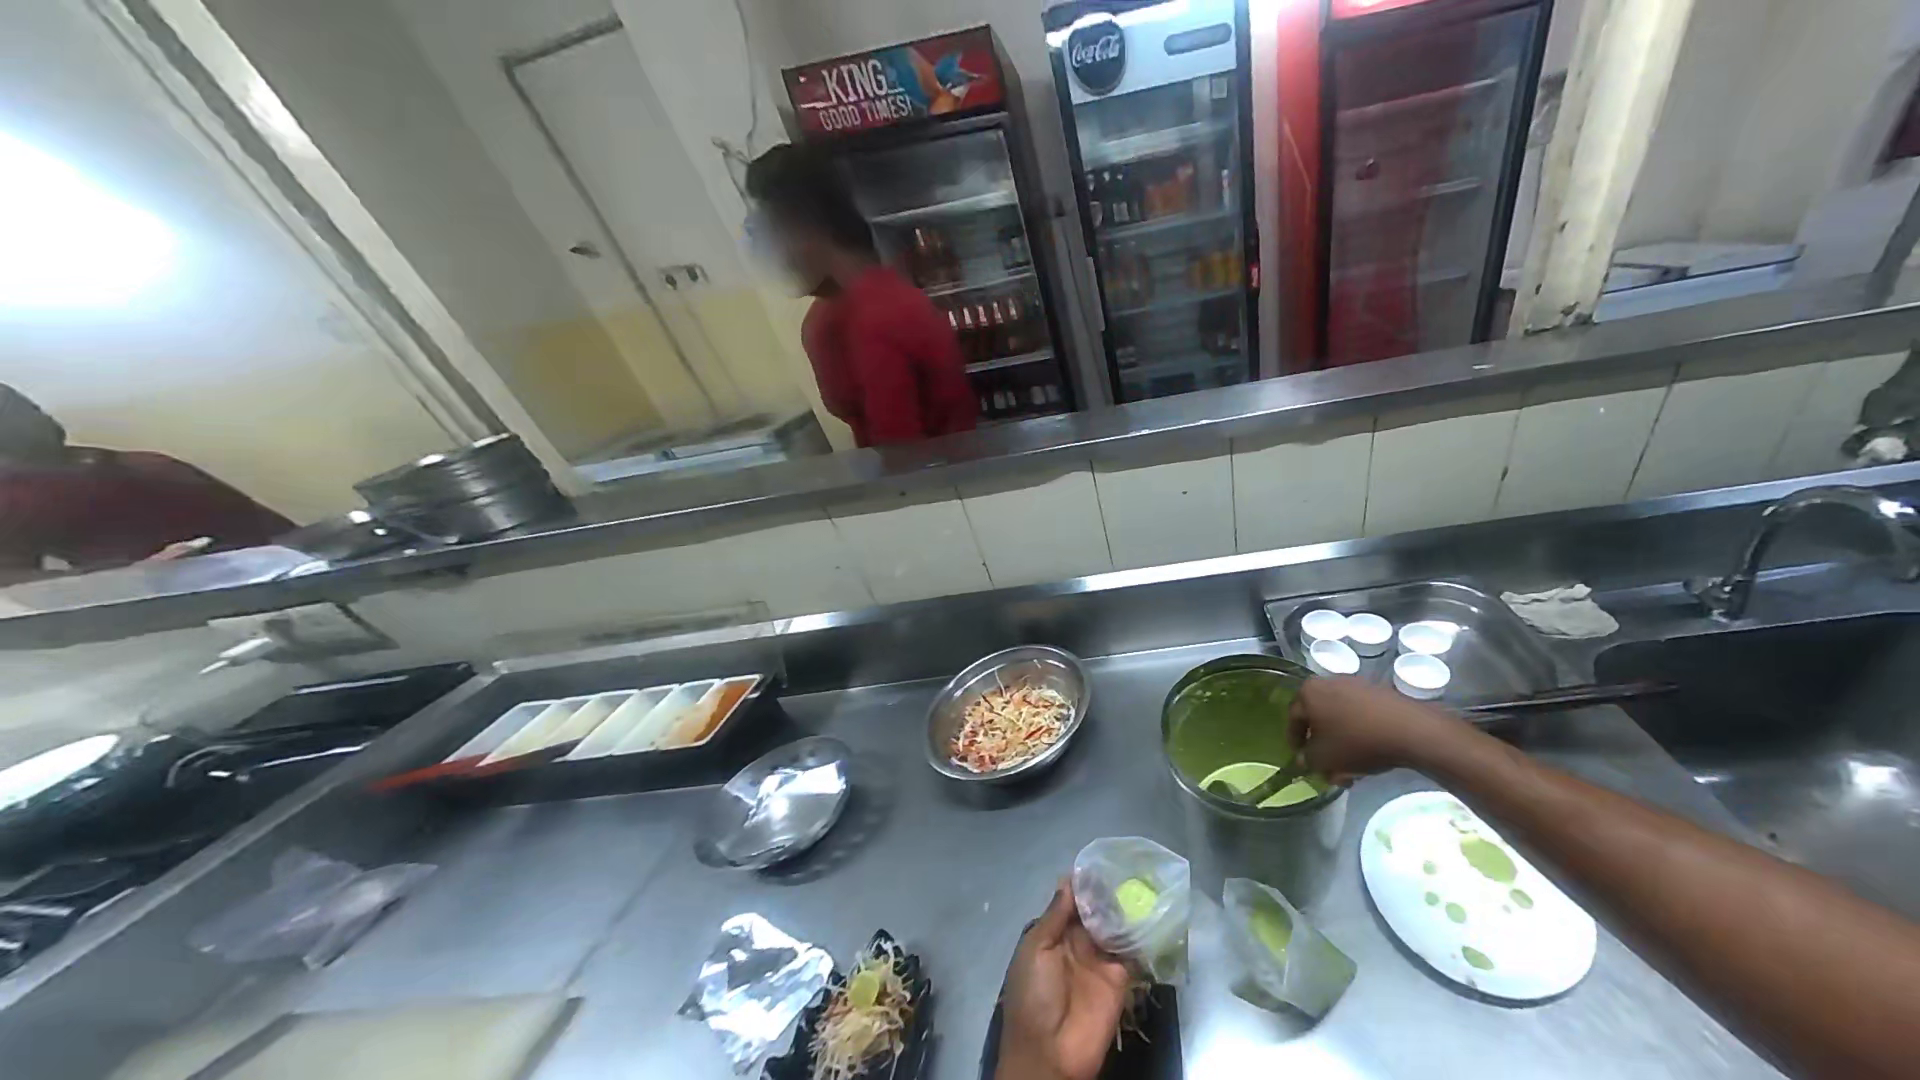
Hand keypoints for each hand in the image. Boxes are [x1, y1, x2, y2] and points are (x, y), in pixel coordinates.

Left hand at [994, 879, 1130, 1079]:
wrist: (1049, 1053)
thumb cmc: (1032, 996)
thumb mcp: (1036, 949)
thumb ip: (1056, 915)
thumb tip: (1069, 879)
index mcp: (1053, 934)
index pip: (1071, 901)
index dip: (1083, 884)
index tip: (1100, 861)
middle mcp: (1078, 942)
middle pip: (1095, 911)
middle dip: (1107, 892)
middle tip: (1126, 867)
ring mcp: (1100, 960)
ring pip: (1114, 927)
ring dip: (1123, 909)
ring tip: (1140, 882)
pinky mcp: (1121, 979)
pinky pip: (1131, 952)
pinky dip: (1139, 934)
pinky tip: (1149, 913)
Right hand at [1288, 676, 1475, 782]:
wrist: (1412, 731)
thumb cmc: (1357, 742)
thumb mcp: (1323, 759)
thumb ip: (1307, 759)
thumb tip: (1305, 758)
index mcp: (1308, 692)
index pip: (1293, 718)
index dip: (1295, 741)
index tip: (1300, 757)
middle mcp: (1328, 682)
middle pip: (1319, 718)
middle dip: (1322, 745)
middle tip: (1328, 766)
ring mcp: (1357, 686)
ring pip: (1341, 718)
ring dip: (1342, 742)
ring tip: (1352, 767)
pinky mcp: (1380, 693)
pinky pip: (1362, 715)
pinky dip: (1360, 733)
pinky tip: (1370, 754)